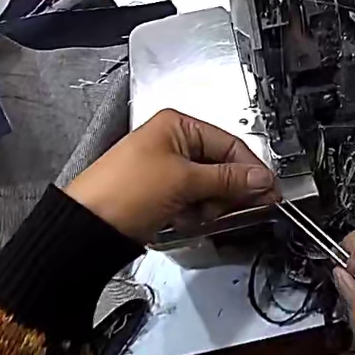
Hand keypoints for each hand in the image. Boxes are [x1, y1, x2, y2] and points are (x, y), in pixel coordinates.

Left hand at [65, 109, 277, 241]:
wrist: (86, 228)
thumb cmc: (122, 191)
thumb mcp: (184, 180)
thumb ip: (228, 179)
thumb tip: (260, 178)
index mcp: (177, 125)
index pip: (230, 143)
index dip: (251, 168)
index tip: (268, 190)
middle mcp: (173, 143)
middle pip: (222, 166)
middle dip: (226, 190)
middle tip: (233, 207)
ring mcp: (167, 170)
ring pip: (210, 187)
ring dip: (208, 204)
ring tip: (194, 213)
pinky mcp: (161, 194)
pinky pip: (193, 201)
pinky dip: (193, 213)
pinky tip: (181, 219)